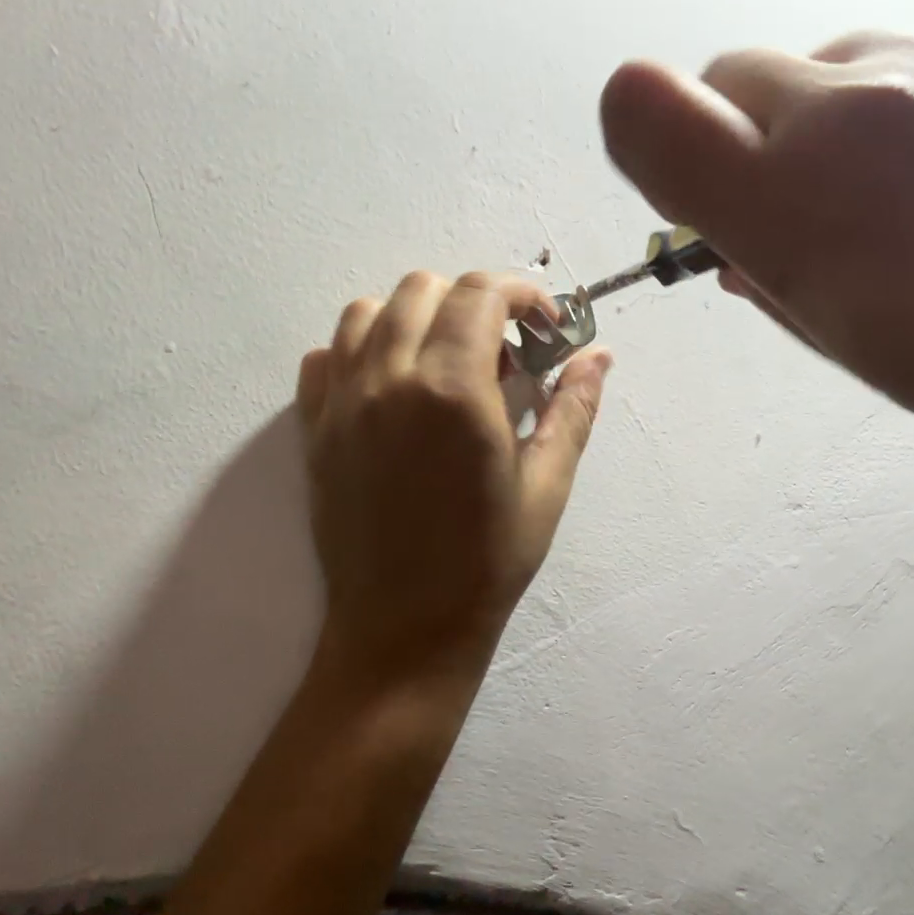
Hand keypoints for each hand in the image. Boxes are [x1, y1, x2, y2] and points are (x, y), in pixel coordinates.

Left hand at [295, 271, 612, 680]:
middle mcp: (389, 378)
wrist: (405, 626)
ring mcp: (342, 401)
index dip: (522, 293)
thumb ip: (573, 409)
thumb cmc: (488, 560)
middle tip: (504, 355)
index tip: (545, 326)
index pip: (482, 293)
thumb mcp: (547, 486)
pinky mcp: (313, 428)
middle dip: (474, 303)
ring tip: (448, 366)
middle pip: (425, 288)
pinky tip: (396, 390)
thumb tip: (599, 356)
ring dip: (416, 318)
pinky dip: (365, 349)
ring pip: (368, 311)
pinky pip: (327, 354)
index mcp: (454, 390)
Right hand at [598, 32, 913, 503]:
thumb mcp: (880, 360)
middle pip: (735, 79)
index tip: (703, 208)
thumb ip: (790, 291)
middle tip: (813, 227)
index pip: (644, 116)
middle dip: (745, 143)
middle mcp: (855, 99)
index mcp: (800, 200)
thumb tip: (746, 249)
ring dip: (836, 129)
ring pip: (834, 69)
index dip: (654, 153)